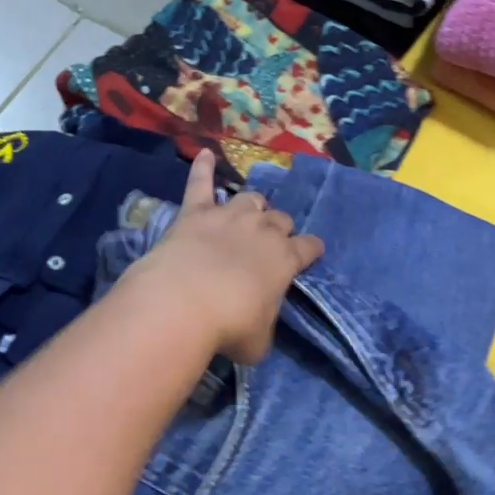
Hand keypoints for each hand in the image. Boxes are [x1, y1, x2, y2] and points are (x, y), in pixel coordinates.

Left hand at [124, 150, 323, 363]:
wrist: (183, 302)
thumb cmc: (229, 326)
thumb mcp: (259, 341)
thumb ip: (264, 327)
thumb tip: (257, 329)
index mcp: (286, 259)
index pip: (310, 247)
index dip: (311, 250)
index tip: (309, 255)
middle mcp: (263, 230)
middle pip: (281, 218)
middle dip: (280, 229)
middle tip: (270, 244)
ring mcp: (229, 216)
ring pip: (251, 198)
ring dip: (253, 206)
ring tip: (249, 214)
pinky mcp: (195, 212)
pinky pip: (201, 182)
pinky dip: (202, 167)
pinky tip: (204, 153)